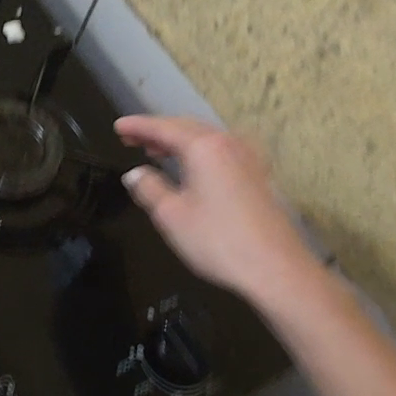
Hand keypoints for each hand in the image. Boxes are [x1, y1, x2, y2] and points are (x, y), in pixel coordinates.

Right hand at [116, 116, 324, 311]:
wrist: (276, 269)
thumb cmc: (218, 241)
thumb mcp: (171, 215)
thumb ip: (149, 188)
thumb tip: (134, 175)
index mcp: (204, 148)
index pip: (163, 128)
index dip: (138, 126)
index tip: (118, 126)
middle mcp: (228, 144)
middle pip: (187, 127)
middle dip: (158, 131)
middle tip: (131, 138)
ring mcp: (248, 159)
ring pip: (206, 138)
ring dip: (179, 141)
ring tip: (155, 151)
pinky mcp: (257, 176)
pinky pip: (221, 151)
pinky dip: (199, 152)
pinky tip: (191, 167)